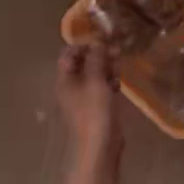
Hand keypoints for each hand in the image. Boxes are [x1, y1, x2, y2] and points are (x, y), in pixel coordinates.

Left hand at [57, 42, 119, 156]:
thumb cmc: (95, 110)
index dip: (83, 45)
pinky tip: (118, 84)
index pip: (68, 54)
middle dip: (98, 56)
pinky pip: (101, 87)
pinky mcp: (96, 105)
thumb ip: (96, 59)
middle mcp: (71, 86)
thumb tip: (97, 40)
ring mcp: (83, 96)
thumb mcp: (96, 80)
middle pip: (82, 63)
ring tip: (118, 67)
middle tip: (115, 52)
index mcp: (65, 79)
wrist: (102, 143)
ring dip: (106, 68)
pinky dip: (109, 82)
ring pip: (94, 74)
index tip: (101, 42)